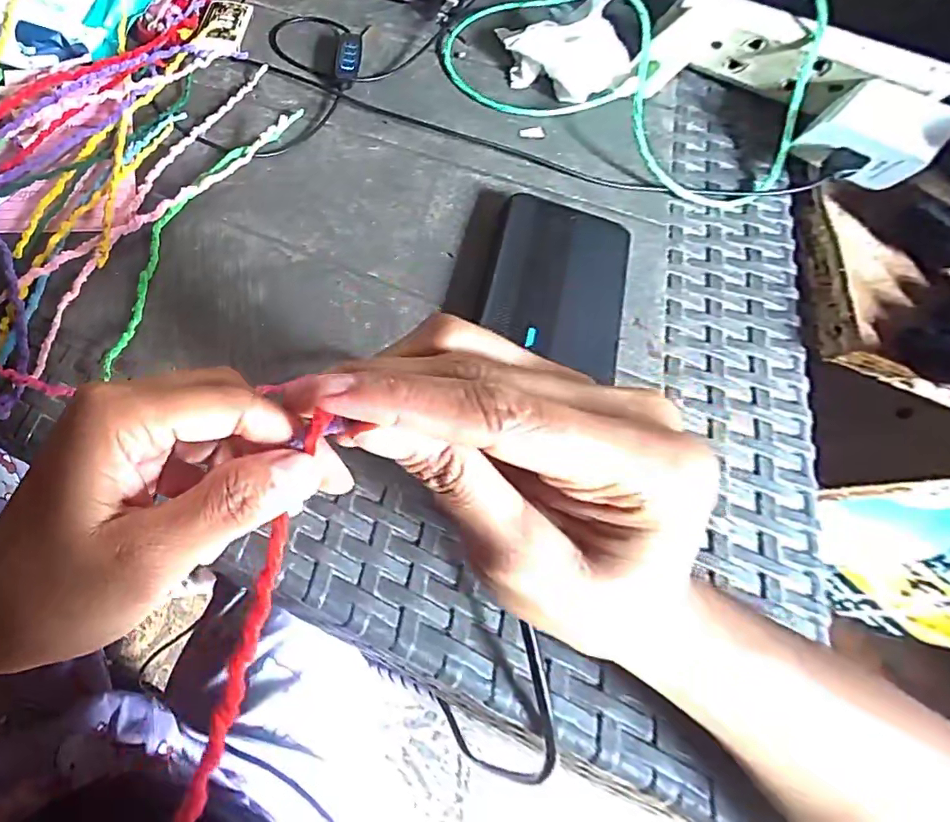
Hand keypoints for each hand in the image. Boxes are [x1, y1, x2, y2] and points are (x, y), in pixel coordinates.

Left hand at [0, 369, 353, 679]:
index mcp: (120, 414)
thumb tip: (303, 467)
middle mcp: (118, 400)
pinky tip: (228, 510)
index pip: (224, 400)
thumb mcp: (151, 560)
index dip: (282, 431)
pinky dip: (212, 474)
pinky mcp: (117, 447)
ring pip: (203, 423)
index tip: (330, 476)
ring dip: (242, 460)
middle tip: (313, 496)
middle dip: (266, 442)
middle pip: (216, 401)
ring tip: (271, 512)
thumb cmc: (57, 596)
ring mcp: (115, 421)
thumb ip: (229, 506)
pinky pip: (181, 445)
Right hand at [282, 314, 719, 660]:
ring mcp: (587, 381)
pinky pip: (465, 353)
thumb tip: (370, 426)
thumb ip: (455, 484)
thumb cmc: (591, 603)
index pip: (500, 409)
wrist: (639, 598)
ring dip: (388, 369)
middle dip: (380, 381)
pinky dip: (406, 369)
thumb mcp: (519, 565)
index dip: (405, 398)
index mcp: (644, 461)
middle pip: (475, 367)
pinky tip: (373, 393)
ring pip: (463, 345)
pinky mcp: (549, 375)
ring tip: (332, 399)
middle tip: (305, 399)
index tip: (328, 398)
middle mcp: (621, 403)